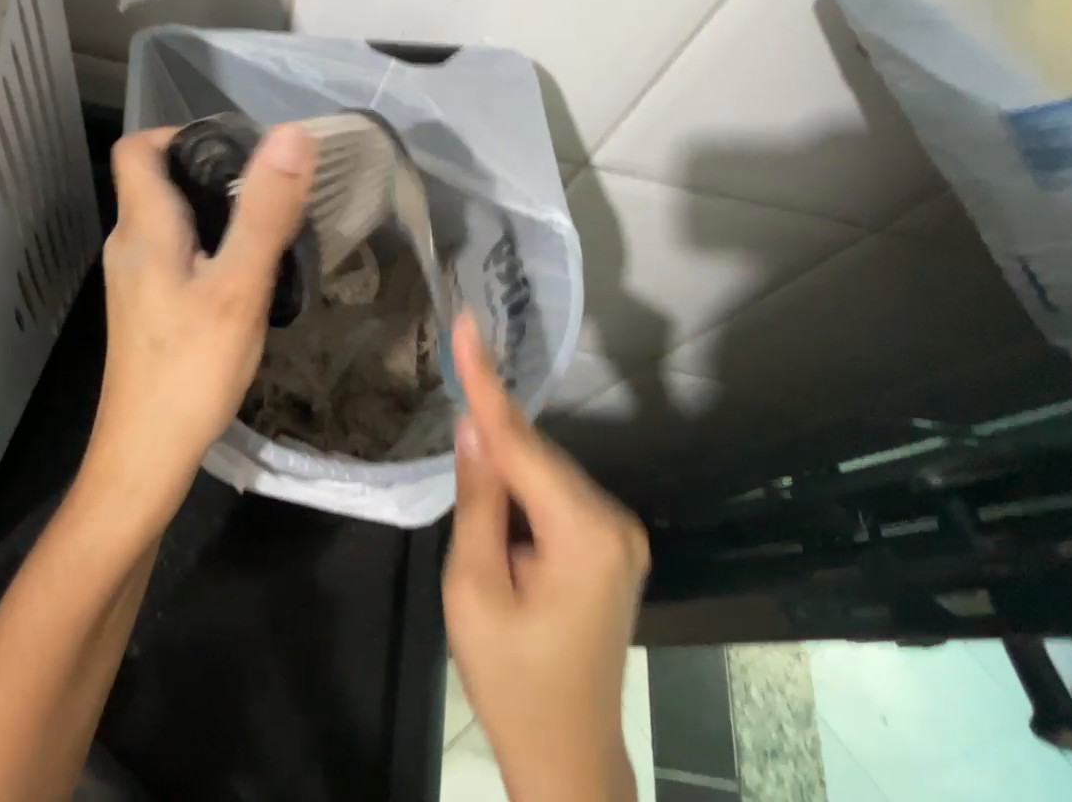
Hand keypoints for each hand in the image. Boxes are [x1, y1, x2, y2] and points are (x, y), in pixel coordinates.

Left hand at [82, 124, 314, 514]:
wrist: (146, 453)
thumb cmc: (191, 369)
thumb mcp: (238, 287)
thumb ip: (264, 212)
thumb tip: (290, 135)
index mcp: (143, 228)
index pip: (138, 148)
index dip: (181, 132)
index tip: (238, 148)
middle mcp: (128, 246)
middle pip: (157, 182)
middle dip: (212, 173)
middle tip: (270, 190)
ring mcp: (133, 282)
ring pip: (171, 222)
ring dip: (215, 214)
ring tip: (267, 231)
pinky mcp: (145, 312)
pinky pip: (176, 257)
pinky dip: (209, 250)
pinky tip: (244, 280)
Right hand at [444, 314, 648, 801]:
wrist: (565, 746)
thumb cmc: (510, 676)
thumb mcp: (474, 587)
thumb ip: (478, 499)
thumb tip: (473, 426)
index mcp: (585, 532)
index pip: (522, 442)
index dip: (485, 380)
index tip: (465, 324)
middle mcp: (614, 521)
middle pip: (536, 457)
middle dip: (490, 438)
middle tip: (452, 421)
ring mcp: (620, 534)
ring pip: (545, 475)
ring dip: (503, 470)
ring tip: (473, 505)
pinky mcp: (611, 546)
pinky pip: (556, 498)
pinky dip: (520, 491)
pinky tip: (496, 509)